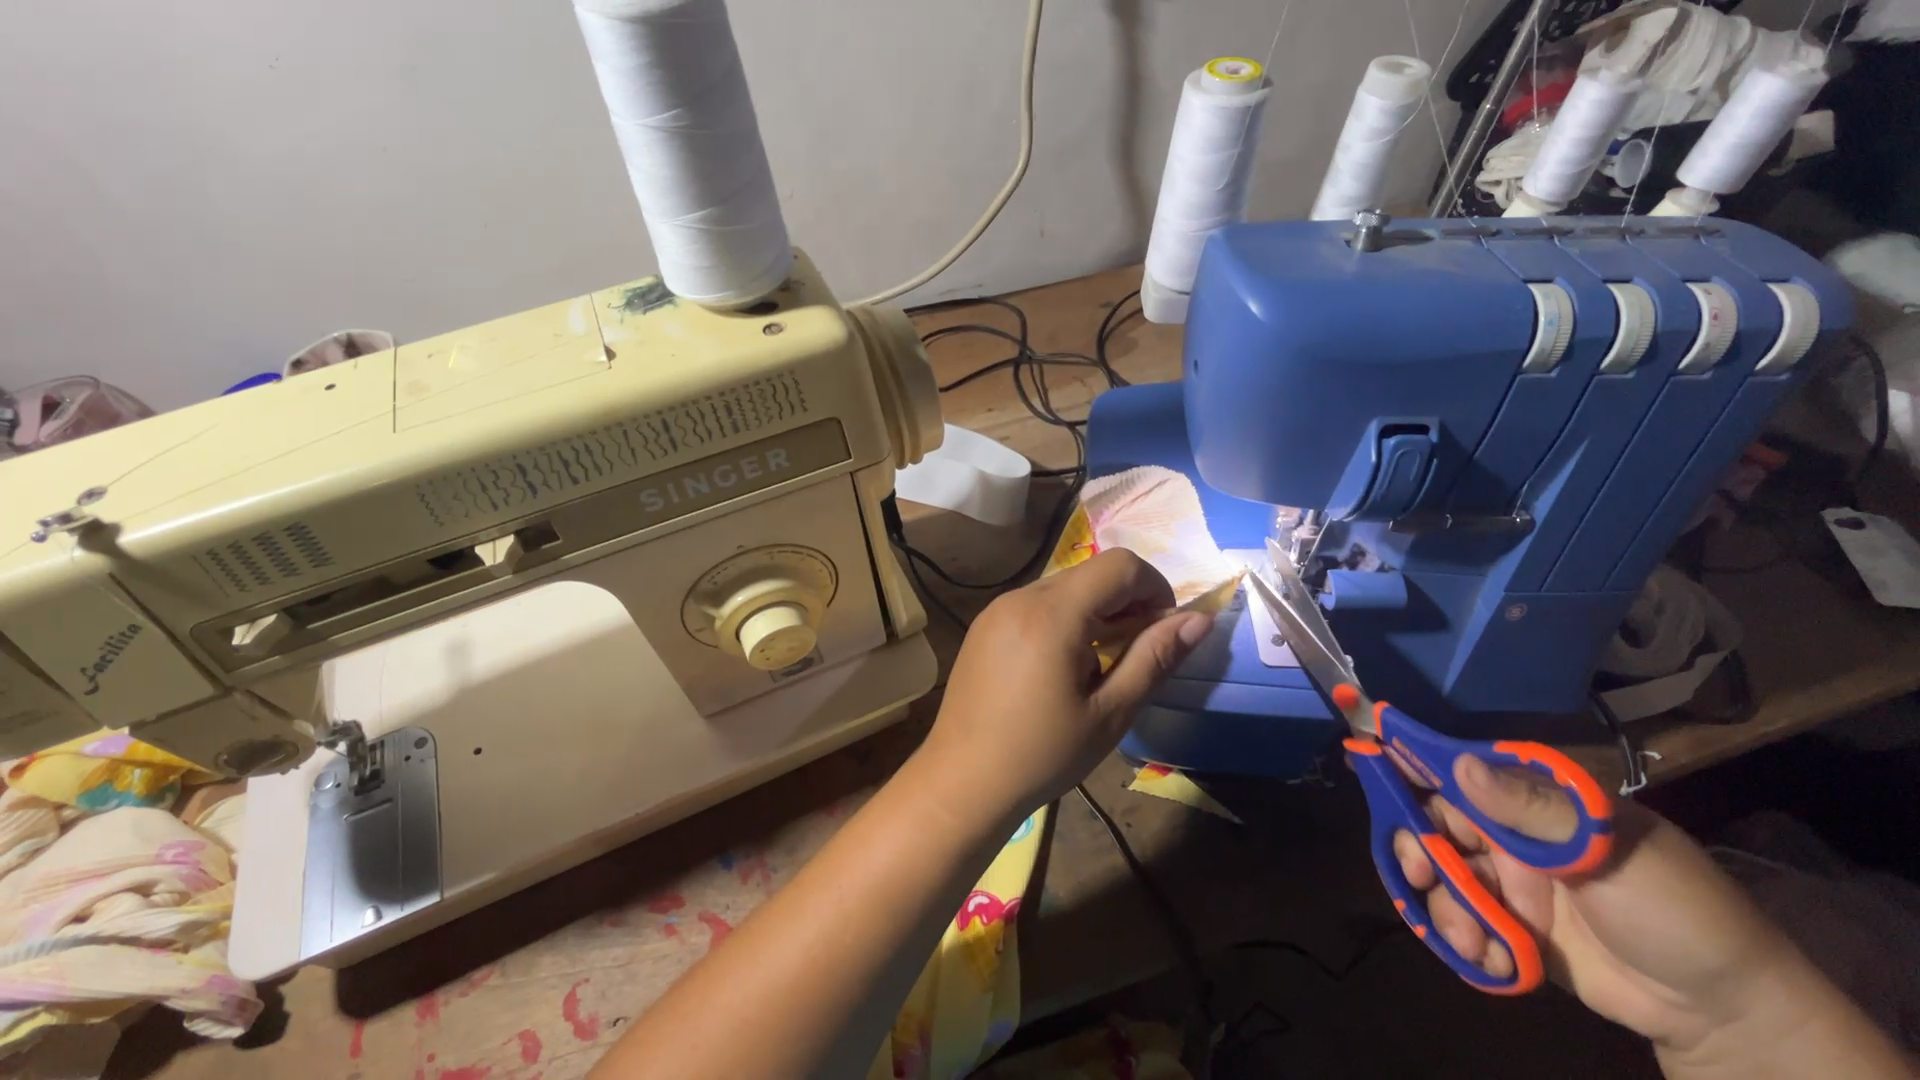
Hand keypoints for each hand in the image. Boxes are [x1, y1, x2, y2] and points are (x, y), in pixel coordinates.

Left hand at [920, 550, 1213, 820]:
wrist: (962, 782)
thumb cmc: (1041, 755)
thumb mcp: (1110, 713)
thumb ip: (1154, 659)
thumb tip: (1200, 620)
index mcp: (1052, 614)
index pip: (1120, 565)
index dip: (1154, 589)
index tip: (1161, 632)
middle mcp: (1020, 598)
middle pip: (1091, 573)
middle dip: (1126, 602)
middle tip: (1135, 654)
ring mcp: (996, 610)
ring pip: (1064, 587)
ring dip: (1095, 611)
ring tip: (1099, 666)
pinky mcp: (983, 626)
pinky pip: (1036, 604)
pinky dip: (1064, 619)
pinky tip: (1062, 668)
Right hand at [1395, 758, 1808, 1052]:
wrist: (1720, 1009)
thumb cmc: (1675, 909)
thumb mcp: (1607, 851)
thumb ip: (1531, 809)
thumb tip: (1457, 763)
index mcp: (1539, 805)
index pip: (1463, 774)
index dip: (1415, 768)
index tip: (1369, 765)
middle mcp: (1516, 839)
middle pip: (1437, 826)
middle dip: (1418, 847)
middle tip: (1420, 870)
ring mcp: (1511, 886)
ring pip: (1443, 880)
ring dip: (1446, 906)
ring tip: (1475, 937)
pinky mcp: (1510, 932)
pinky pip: (1462, 926)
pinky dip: (1466, 942)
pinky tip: (1494, 960)